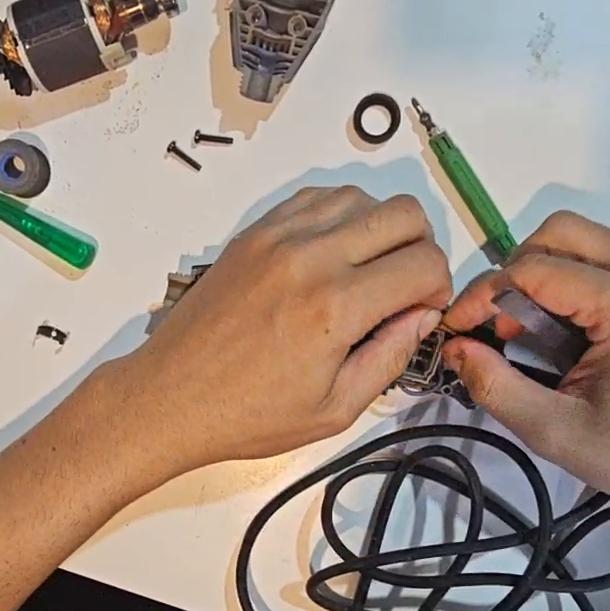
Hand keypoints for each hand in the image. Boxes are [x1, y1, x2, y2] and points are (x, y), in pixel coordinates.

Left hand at [111, 187, 450, 471]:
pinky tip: (333, 255)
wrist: (171, 398)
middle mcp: (309, 258)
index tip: (423, 310)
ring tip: (367, 273)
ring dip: (381, 229)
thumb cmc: (244, 413)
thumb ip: (389, 358)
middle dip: (421, 250)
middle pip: (404, 214)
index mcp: (335, 307)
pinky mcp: (254, 234)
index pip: (424, 264)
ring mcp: (278, 238)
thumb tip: (420, 318)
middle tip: (405, 288)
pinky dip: (340, 217)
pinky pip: (316, 199)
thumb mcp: (333, 409)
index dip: (438, 289)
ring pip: (362, 197)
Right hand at [441, 213, 609, 542]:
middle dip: (514, 270)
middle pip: (562, 232)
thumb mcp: (554, 431)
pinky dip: (576, 282)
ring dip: (545, 273)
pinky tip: (568, 333)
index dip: (483, 294)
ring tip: (530, 332)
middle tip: (498, 323)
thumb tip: (453, 347)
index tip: (458, 330)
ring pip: (588, 241)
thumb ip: (494, 385)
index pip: (533, 269)